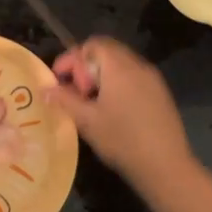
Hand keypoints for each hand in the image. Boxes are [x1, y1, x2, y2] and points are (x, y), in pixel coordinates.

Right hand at [45, 36, 197, 195]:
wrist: (166, 166)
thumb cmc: (122, 140)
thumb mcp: (87, 121)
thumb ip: (64, 100)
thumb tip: (46, 88)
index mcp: (119, 67)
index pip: (92, 45)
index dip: (71, 58)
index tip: (58, 80)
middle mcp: (138, 66)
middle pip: (107, 52)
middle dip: (86, 67)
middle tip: (75, 91)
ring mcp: (153, 79)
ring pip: (121, 65)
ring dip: (102, 76)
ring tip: (91, 103)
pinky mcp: (161, 94)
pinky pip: (134, 78)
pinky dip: (118, 84)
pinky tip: (113, 111)